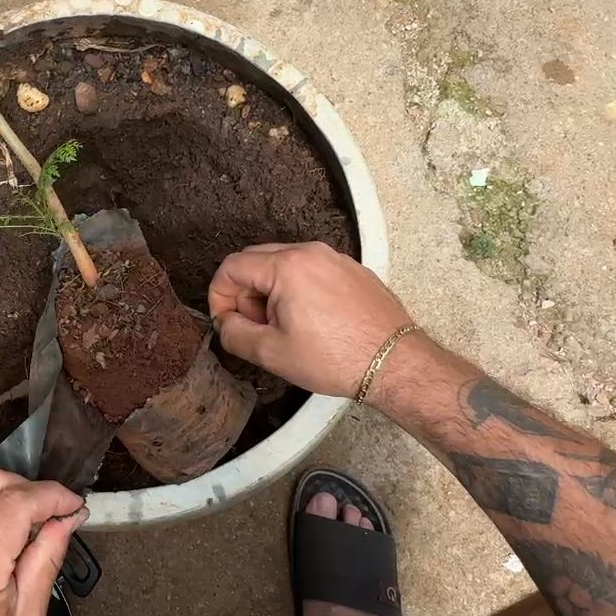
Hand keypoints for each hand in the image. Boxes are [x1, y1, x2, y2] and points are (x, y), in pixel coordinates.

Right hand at [207, 241, 414, 397]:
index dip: (218, 296)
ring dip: (270, 291)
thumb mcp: (271, 353)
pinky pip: (311, 270)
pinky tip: (311, 322)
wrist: (396, 364)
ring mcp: (334, 258)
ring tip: (284, 326)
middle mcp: (310, 252)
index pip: (231, 267)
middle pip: (255, 260)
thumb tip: (224, 323)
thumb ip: (233, 334)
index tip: (226, 321)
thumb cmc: (337, 358)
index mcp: (286, 266)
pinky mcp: (352, 269)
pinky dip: (297, 289)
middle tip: (255, 326)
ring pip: (283, 264)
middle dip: (245, 293)